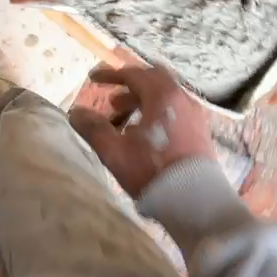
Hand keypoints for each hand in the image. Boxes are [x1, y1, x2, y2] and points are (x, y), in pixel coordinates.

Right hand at [68, 64, 214, 196]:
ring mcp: (195, 115)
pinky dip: (158, 112)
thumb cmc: (153, 172)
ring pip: (166, 95)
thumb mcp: (115, 152)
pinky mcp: (201, 131)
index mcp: (162, 96)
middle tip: (112, 99)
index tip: (93, 79)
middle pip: (154, 79)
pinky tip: (145, 134)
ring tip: (124, 119)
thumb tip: (75, 112)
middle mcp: (182, 98)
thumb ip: (93, 128)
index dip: (111, 75)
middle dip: (130, 84)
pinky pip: (176, 110)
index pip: (134, 74)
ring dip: (143, 100)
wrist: (197, 201)